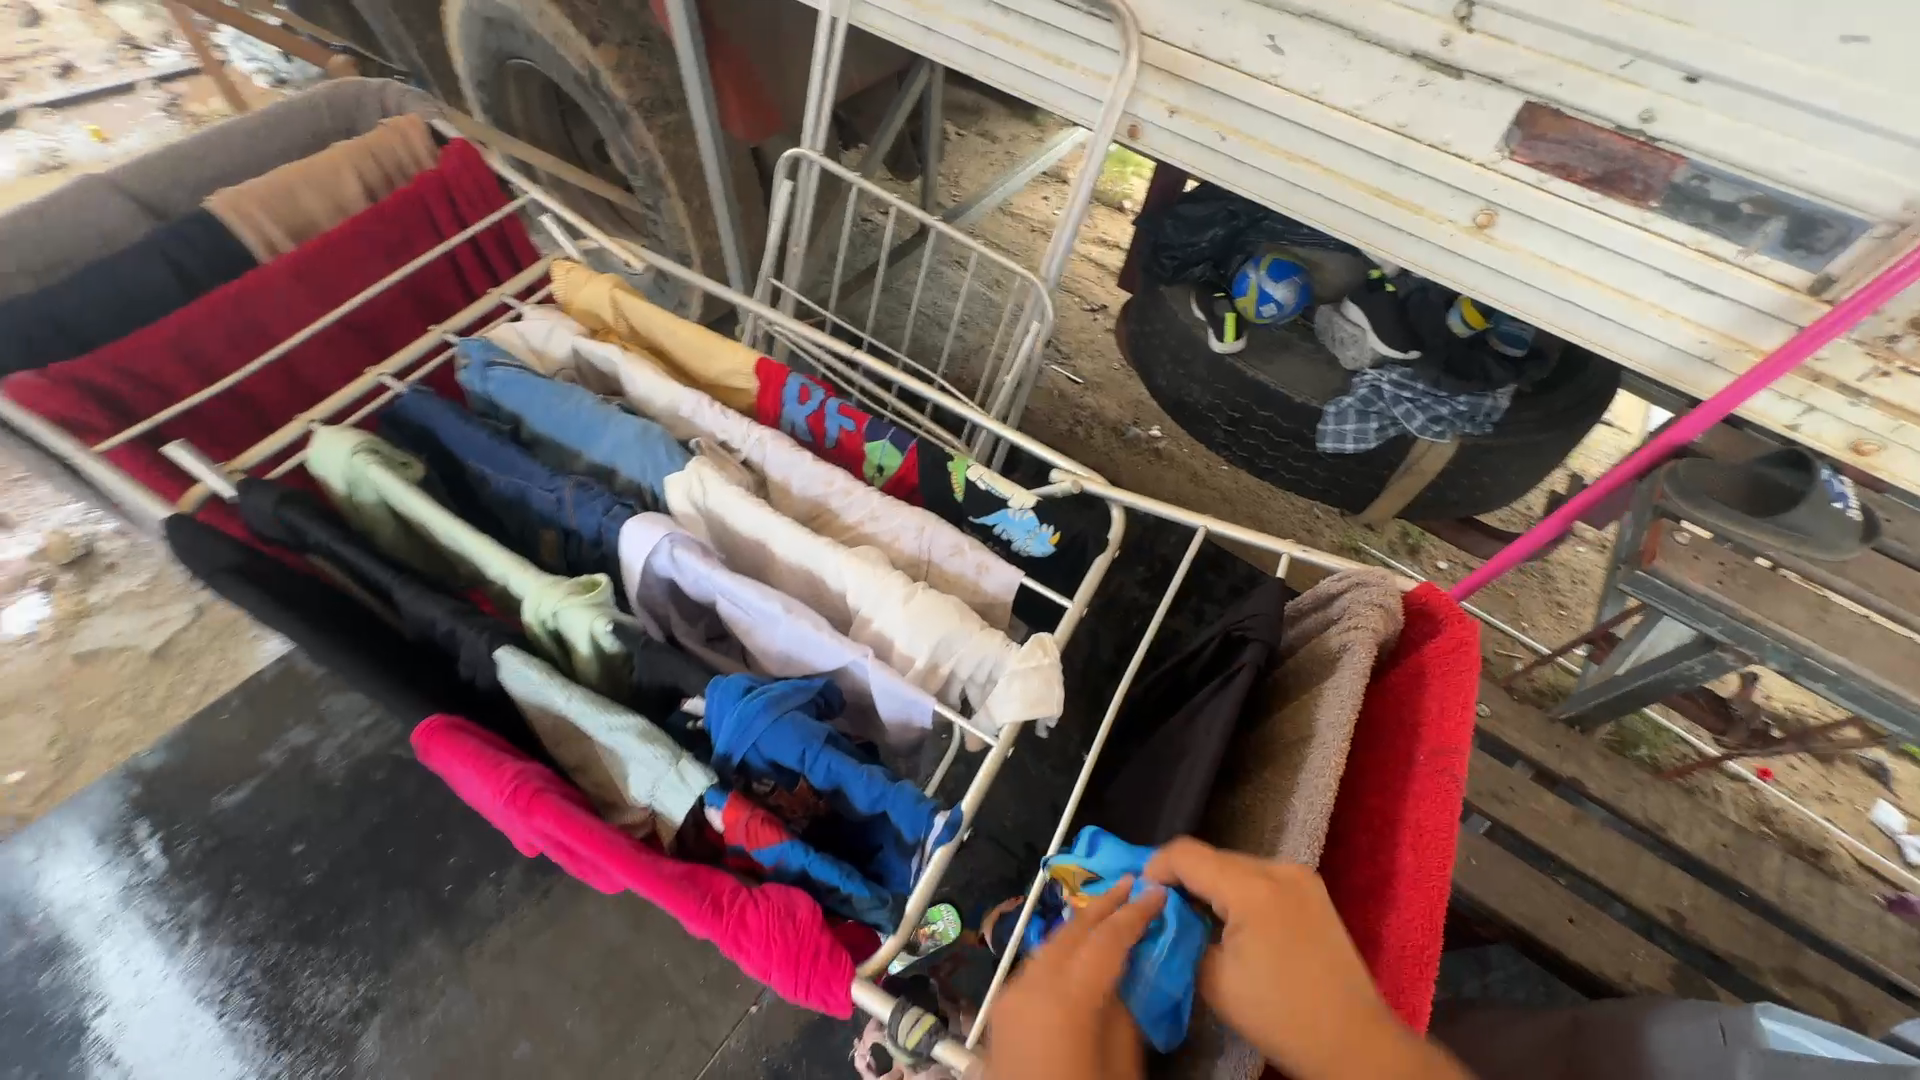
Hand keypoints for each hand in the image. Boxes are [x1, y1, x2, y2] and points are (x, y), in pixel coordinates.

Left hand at [983, 876, 1165, 1079]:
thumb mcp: (1119, 1069)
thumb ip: (1121, 1014)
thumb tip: (1123, 977)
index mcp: (1065, 1000)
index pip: (1106, 940)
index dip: (1135, 913)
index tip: (1158, 892)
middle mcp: (1031, 984)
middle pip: (1072, 931)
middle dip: (1104, 904)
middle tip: (1133, 883)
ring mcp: (1011, 995)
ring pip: (1051, 943)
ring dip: (1082, 923)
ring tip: (1112, 907)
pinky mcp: (1002, 1010)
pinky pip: (1037, 964)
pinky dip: (1062, 948)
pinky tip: (1080, 947)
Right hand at [1145, 838, 1469, 1079]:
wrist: (1355, 1044)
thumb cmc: (1280, 1016)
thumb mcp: (1213, 979)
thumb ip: (1180, 934)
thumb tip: (1160, 912)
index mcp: (1252, 888)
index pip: (1185, 853)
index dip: (1154, 867)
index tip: (1140, 895)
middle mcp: (1278, 868)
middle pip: (1210, 856)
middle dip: (1181, 878)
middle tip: (1163, 911)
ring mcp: (1299, 876)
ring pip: (1233, 864)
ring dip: (1209, 884)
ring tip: (1195, 918)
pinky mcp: (1311, 889)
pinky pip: (1258, 875)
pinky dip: (1235, 890)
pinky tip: (1230, 921)